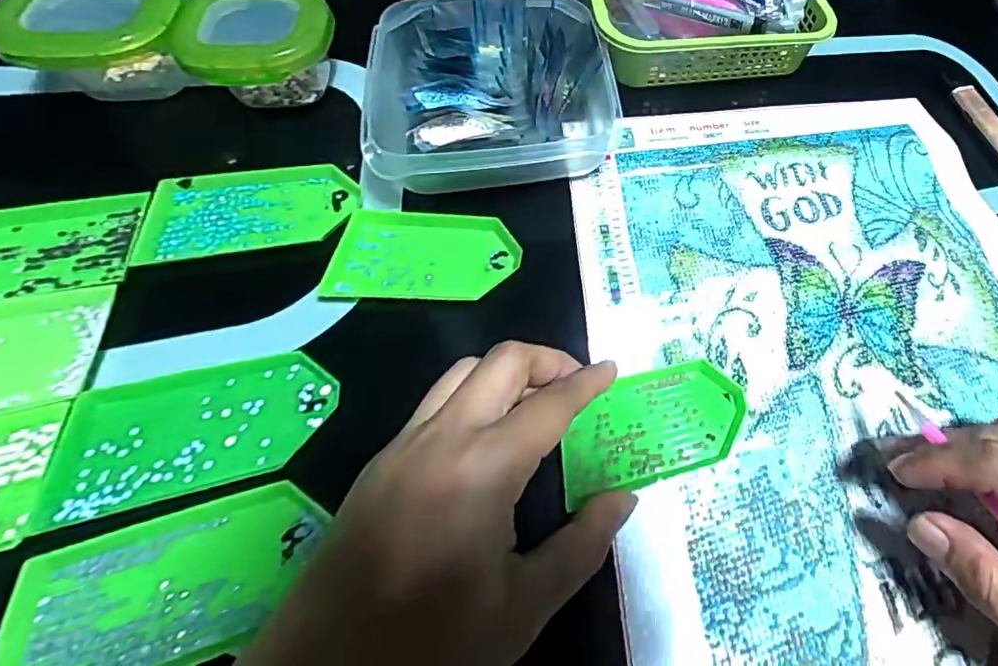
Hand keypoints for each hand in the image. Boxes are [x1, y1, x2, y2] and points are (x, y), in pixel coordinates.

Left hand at [241, 342, 635, 665]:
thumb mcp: (522, 608)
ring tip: (534, 405)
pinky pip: (435, 403)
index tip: (612, 370)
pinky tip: (486, 441)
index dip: (588, 381)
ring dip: (508, 374)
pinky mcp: (376, 468)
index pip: (549, 402)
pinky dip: (474, 397)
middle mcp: (440, 441)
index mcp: (482, 469)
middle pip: (502, 361)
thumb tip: (622, 499)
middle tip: (576, 386)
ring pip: (463, 372)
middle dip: (549, 360)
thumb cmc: (429, 646)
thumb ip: (582, 545)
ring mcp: (401, 449)